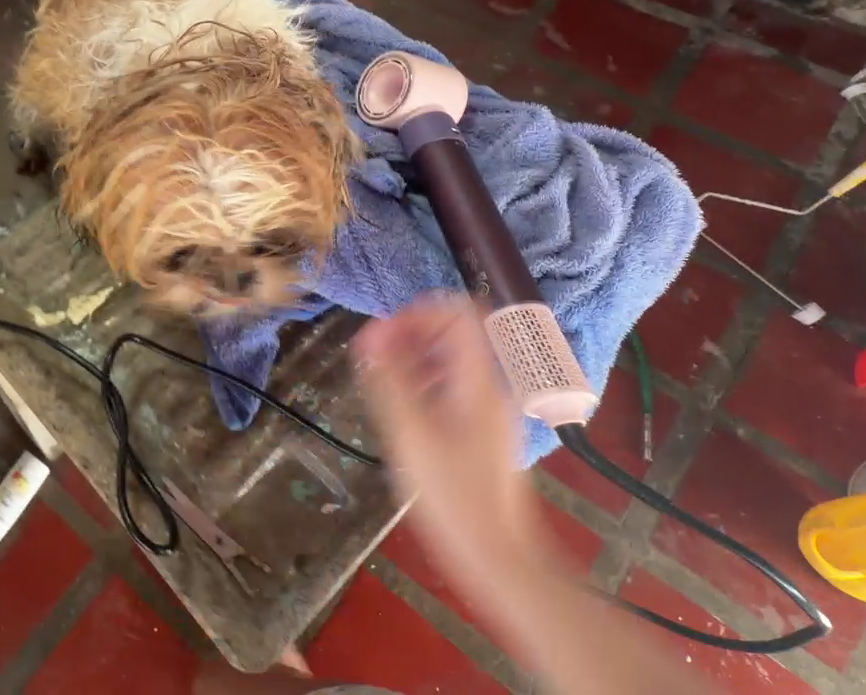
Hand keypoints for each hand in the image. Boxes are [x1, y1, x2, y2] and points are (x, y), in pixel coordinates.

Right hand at [355, 295, 547, 588]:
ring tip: (381, 376)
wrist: (494, 553)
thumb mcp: (411, 431)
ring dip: (415, 356)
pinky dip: (424, 381)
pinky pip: (453, 384)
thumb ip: (390, 376)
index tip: (385, 332)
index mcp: (480, 380)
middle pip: (456, 333)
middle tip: (375, 353)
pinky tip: (400, 405)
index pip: (461, 313)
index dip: (420, 311)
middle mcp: (491, 387)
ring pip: (452, 359)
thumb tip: (372, 330)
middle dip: (412, 333)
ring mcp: (490, 409)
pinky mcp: (482, 429)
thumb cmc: (452, 492)